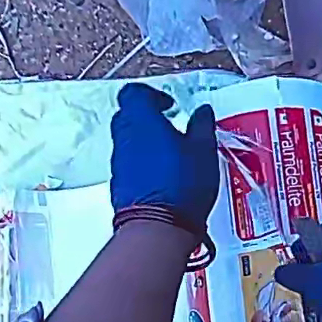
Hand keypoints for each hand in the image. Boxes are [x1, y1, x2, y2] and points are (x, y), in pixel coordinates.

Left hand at [109, 83, 218, 229]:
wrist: (158, 227)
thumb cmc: (180, 186)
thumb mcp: (203, 150)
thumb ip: (202, 125)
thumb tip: (202, 113)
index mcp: (141, 120)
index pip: (135, 93)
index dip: (152, 95)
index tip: (167, 104)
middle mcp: (123, 139)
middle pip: (127, 116)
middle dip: (147, 117)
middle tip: (168, 124)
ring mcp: (118, 164)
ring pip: (127, 142)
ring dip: (145, 143)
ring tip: (170, 153)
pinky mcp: (119, 186)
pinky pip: (129, 167)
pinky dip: (143, 166)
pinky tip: (163, 177)